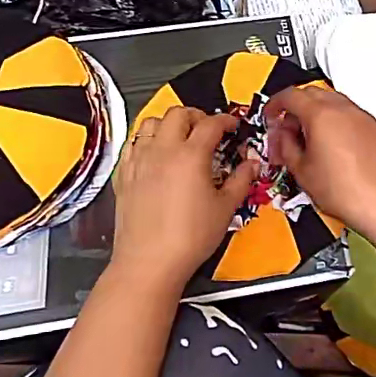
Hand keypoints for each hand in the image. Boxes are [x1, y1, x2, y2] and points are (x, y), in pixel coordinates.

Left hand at [112, 108, 259, 288]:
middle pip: (178, 113)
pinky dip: (146, 141)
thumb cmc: (189, 238)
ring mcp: (139, 162)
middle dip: (196, 115)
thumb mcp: (225, 208)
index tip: (232, 126)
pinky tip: (155, 154)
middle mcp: (162, 152)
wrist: (150, 263)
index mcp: (191, 156)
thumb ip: (241, 180)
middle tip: (207, 128)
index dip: (225, 120)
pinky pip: (132, 144)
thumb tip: (251, 165)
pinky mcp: (124, 176)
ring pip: (151, 123)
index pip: (211, 123)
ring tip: (180, 136)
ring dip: (168, 123)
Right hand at [266, 85, 375, 235]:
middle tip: (287, 130)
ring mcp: (361, 116)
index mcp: (321, 114)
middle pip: (311, 93)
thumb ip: (286, 145)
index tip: (271, 116)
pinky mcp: (373, 127)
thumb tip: (283, 137)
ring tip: (308, 140)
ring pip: (331, 100)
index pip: (290, 95)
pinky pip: (348, 113)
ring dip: (315, 112)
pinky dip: (335, 120)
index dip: (275, 104)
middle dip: (295, 107)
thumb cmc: (347, 191)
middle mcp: (343, 109)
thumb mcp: (301, 170)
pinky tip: (330, 145)